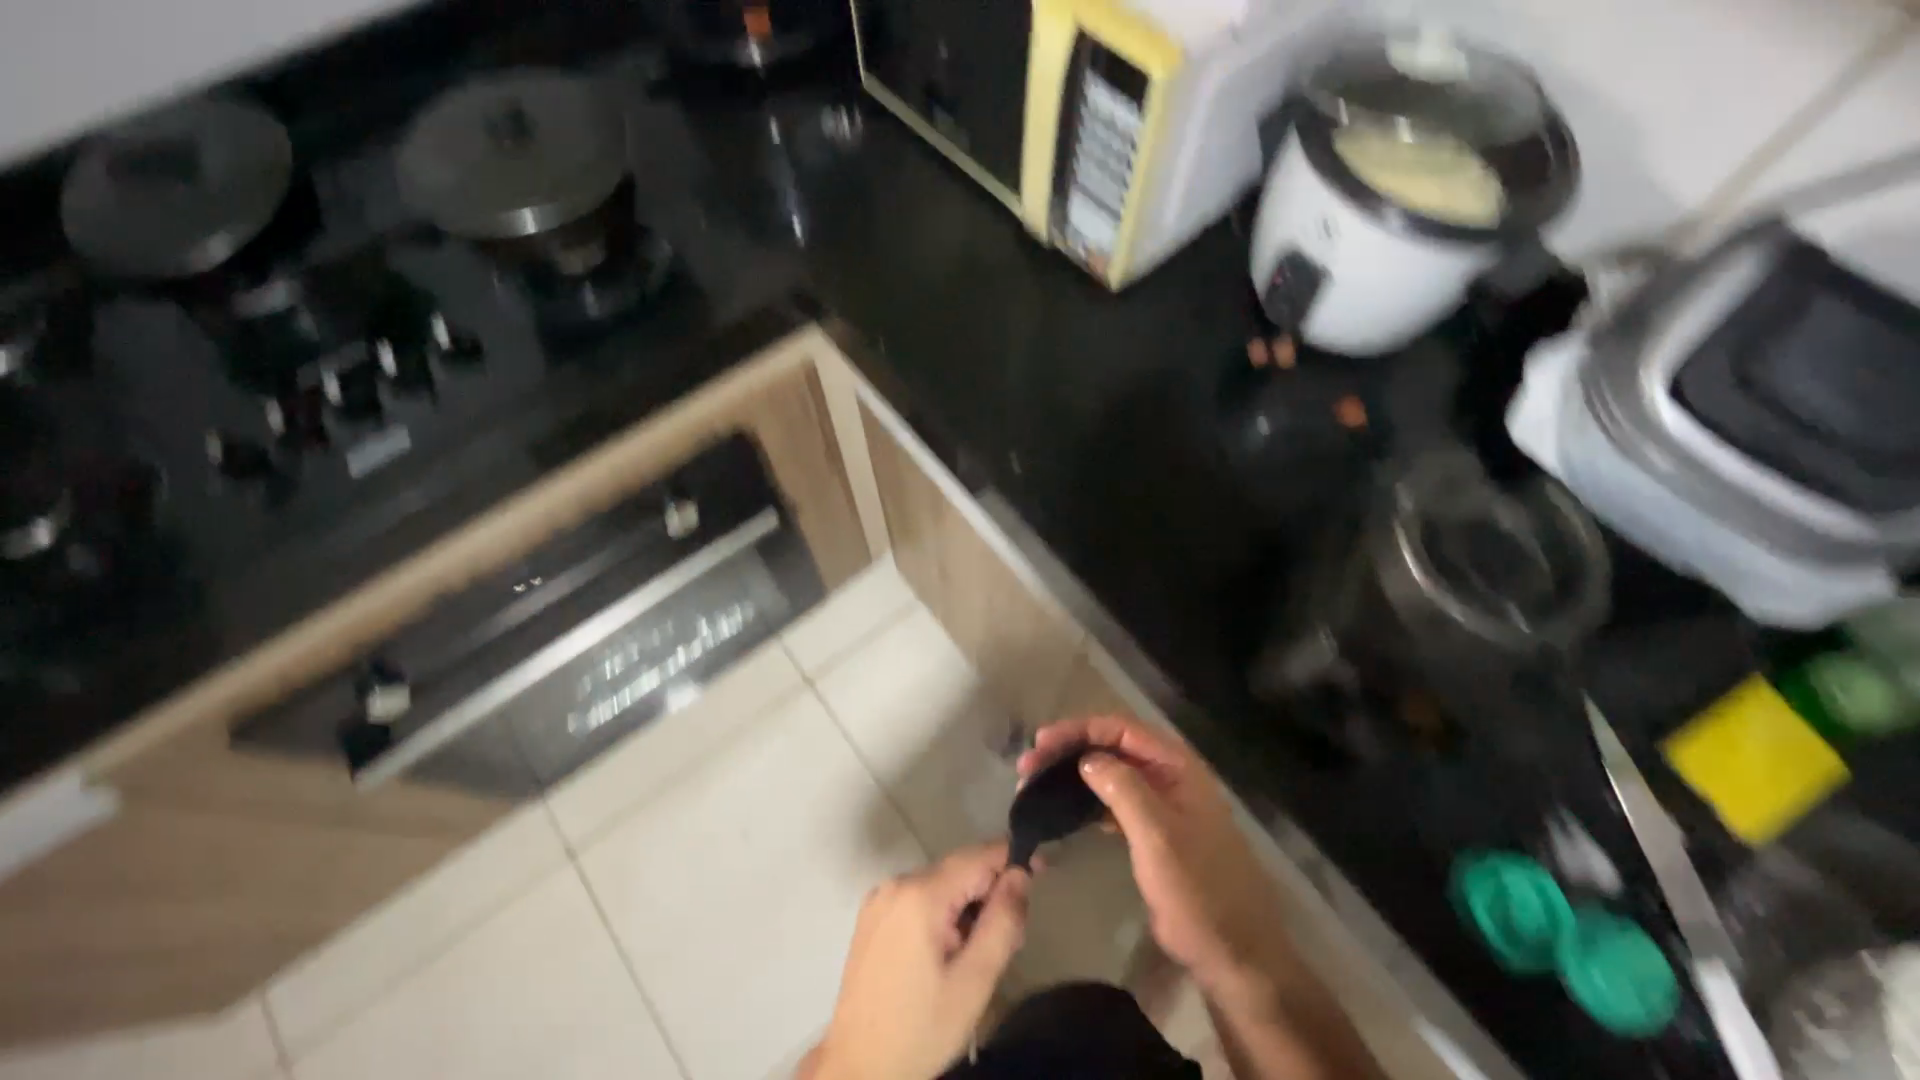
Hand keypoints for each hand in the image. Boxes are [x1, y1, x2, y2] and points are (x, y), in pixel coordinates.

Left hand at [805, 843, 1030, 1079]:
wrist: (859, 1067)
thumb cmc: (921, 1028)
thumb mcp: (975, 980)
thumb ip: (1003, 921)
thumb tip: (1020, 874)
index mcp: (920, 895)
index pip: (978, 856)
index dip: (1014, 859)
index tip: (1043, 873)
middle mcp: (895, 884)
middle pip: (960, 870)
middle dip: (991, 894)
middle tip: (1010, 941)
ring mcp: (879, 900)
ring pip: (941, 885)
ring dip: (968, 908)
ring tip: (978, 958)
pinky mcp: (872, 917)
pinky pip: (919, 899)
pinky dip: (943, 914)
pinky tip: (950, 955)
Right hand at [1018, 715, 1288, 997]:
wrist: (1231, 948)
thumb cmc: (1197, 888)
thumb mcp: (1157, 835)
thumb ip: (1124, 789)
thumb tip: (1087, 758)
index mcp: (1179, 768)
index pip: (1123, 730)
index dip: (1080, 730)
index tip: (1041, 743)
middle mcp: (1171, 778)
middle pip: (1114, 747)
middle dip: (1071, 750)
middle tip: (1029, 766)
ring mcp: (1163, 806)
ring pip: (1111, 774)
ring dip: (1074, 774)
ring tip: (1035, 783)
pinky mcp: (1153, 833)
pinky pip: (1114, 802)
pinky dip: (1086, 800)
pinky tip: (1062, 808)